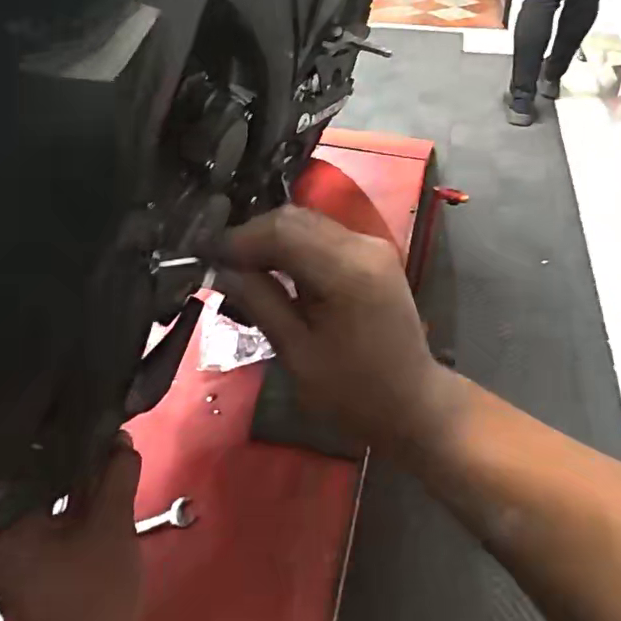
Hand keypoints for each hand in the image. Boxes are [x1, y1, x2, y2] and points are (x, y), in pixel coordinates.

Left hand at [0, 433, 143, 620]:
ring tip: (94, 445)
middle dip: (58, 451)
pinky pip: (41, 516)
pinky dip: (62, 500)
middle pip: (25, 476)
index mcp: (0, 525)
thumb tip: (120, 436)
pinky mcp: (26, 566)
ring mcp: (8, 555)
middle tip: (87, 421)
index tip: (69, 407)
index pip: (17, 458)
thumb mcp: (113, 523)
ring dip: (64, 476)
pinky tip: (88, 484)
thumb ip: (117, 472)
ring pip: (35, 497)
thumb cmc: (94, 594)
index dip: (46, 429)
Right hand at [215, 206, 455, 456]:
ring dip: (272, 237)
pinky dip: (294, 243)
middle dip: (253, 235)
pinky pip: (323, 233)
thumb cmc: (353, 392)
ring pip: (308, 221)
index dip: (240, 238)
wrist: (413, 403)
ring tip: (242, 264)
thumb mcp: (297, 353)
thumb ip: (261, 302)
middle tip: (221, 261)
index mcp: (346, 271)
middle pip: (295, 218)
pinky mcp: (373, 251)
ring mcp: (372, 244)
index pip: (282, 231)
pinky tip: (275, 266)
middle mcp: (363, 245)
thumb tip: (223, 270)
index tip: (207, 253)